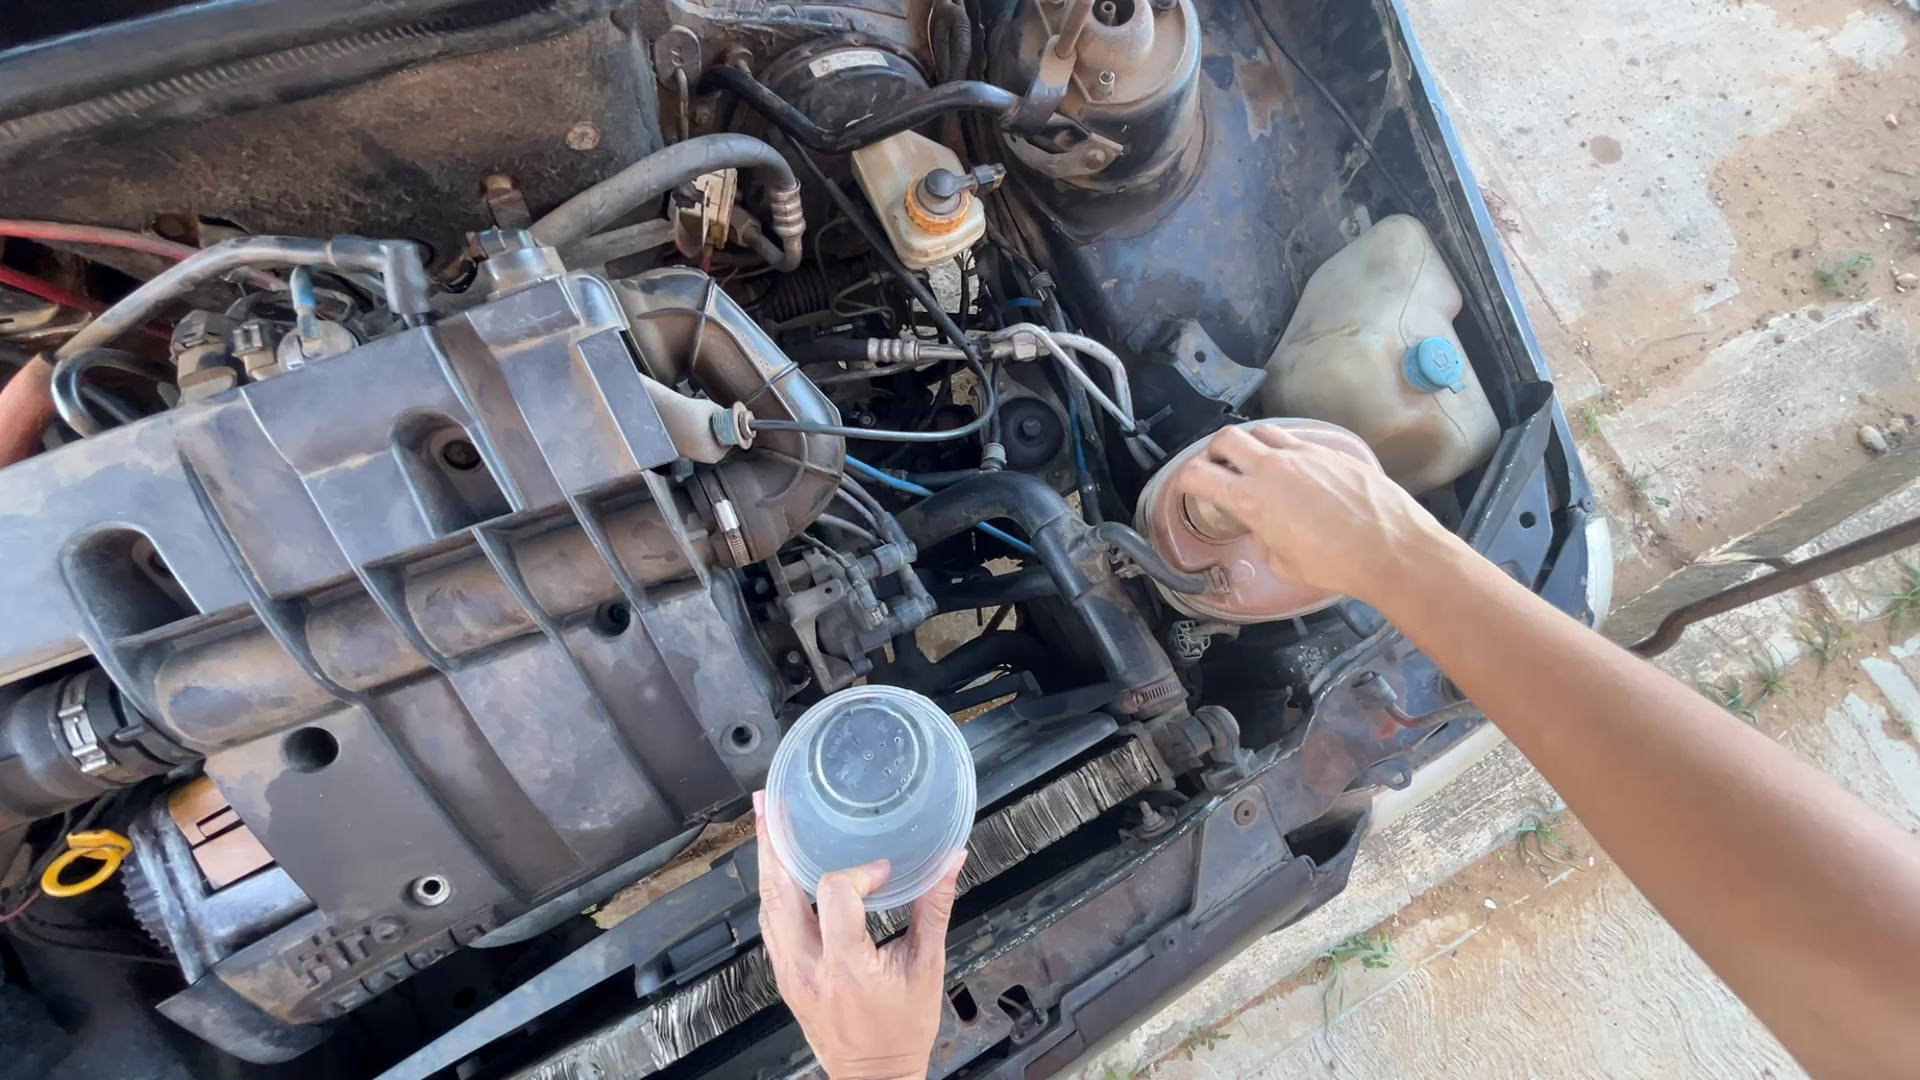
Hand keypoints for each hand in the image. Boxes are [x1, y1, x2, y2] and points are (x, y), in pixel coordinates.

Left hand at [754, 791, 966, 1079]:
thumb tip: (950, 859)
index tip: (881, 869)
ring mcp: (789, 971)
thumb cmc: (901, 1030)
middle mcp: (808, 967)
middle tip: (768, 801)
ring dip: (766, 858)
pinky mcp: (784, 973)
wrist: (873, 1078)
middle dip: (772, 842)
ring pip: (765, 906)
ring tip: (765, 818)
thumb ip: (935, 908)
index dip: (858, 872)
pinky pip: (768, 922)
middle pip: (778, 893)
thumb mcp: (927, 967)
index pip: (835, 895)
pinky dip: (771, 885)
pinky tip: (776, 862)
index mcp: (846, 966)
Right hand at [1181, 424, 1453, 604]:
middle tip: (1220, 466)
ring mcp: (1303, 454)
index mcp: (1250, 499)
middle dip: (1215, 451)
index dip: (1187, 479)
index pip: (1199, 475)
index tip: (1190, 486)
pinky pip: (1297, 440)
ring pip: (1262, 431)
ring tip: (1257, 462)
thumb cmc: (1332, 565)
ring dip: (1251, 444)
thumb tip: (1265, 528)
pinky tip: (1297, 470)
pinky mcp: (1331, 451)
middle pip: (1226, 439)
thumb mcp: (1281, 563)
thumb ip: (1262, 538)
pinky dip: (1286, 450)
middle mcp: (1270, 468)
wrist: (1391, 549)